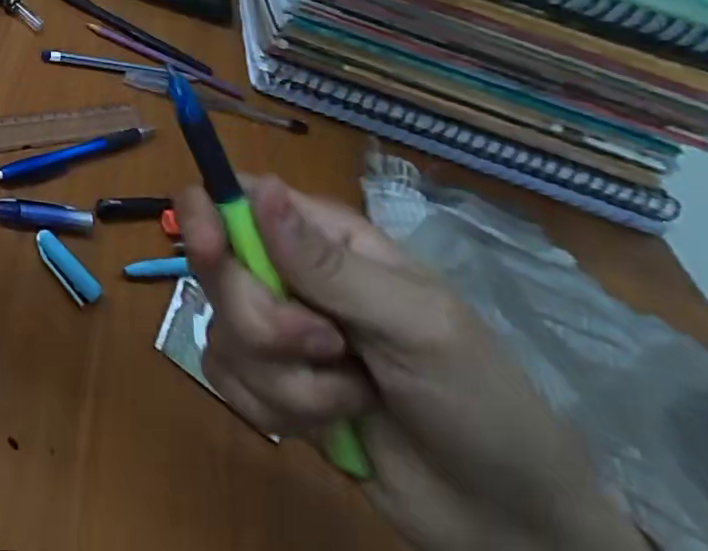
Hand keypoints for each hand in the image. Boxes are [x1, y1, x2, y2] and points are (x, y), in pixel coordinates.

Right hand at [181, 177, 647, 550]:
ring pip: (221, 331)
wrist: (502, 516)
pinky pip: (225, 378)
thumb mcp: (416, 324)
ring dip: (284, 379)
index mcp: (322, 239)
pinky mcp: (261, 380)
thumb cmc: (478, 401)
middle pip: (216, 270)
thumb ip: (328, 264)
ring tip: (351, 396)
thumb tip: (262, 189)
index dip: (206, 214)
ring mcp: (271, 329)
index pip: (235, 198)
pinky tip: (328, 420)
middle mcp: (286, 274)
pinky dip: (274, 408)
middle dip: (265, 322)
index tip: (209, 249)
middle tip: (329, 347)